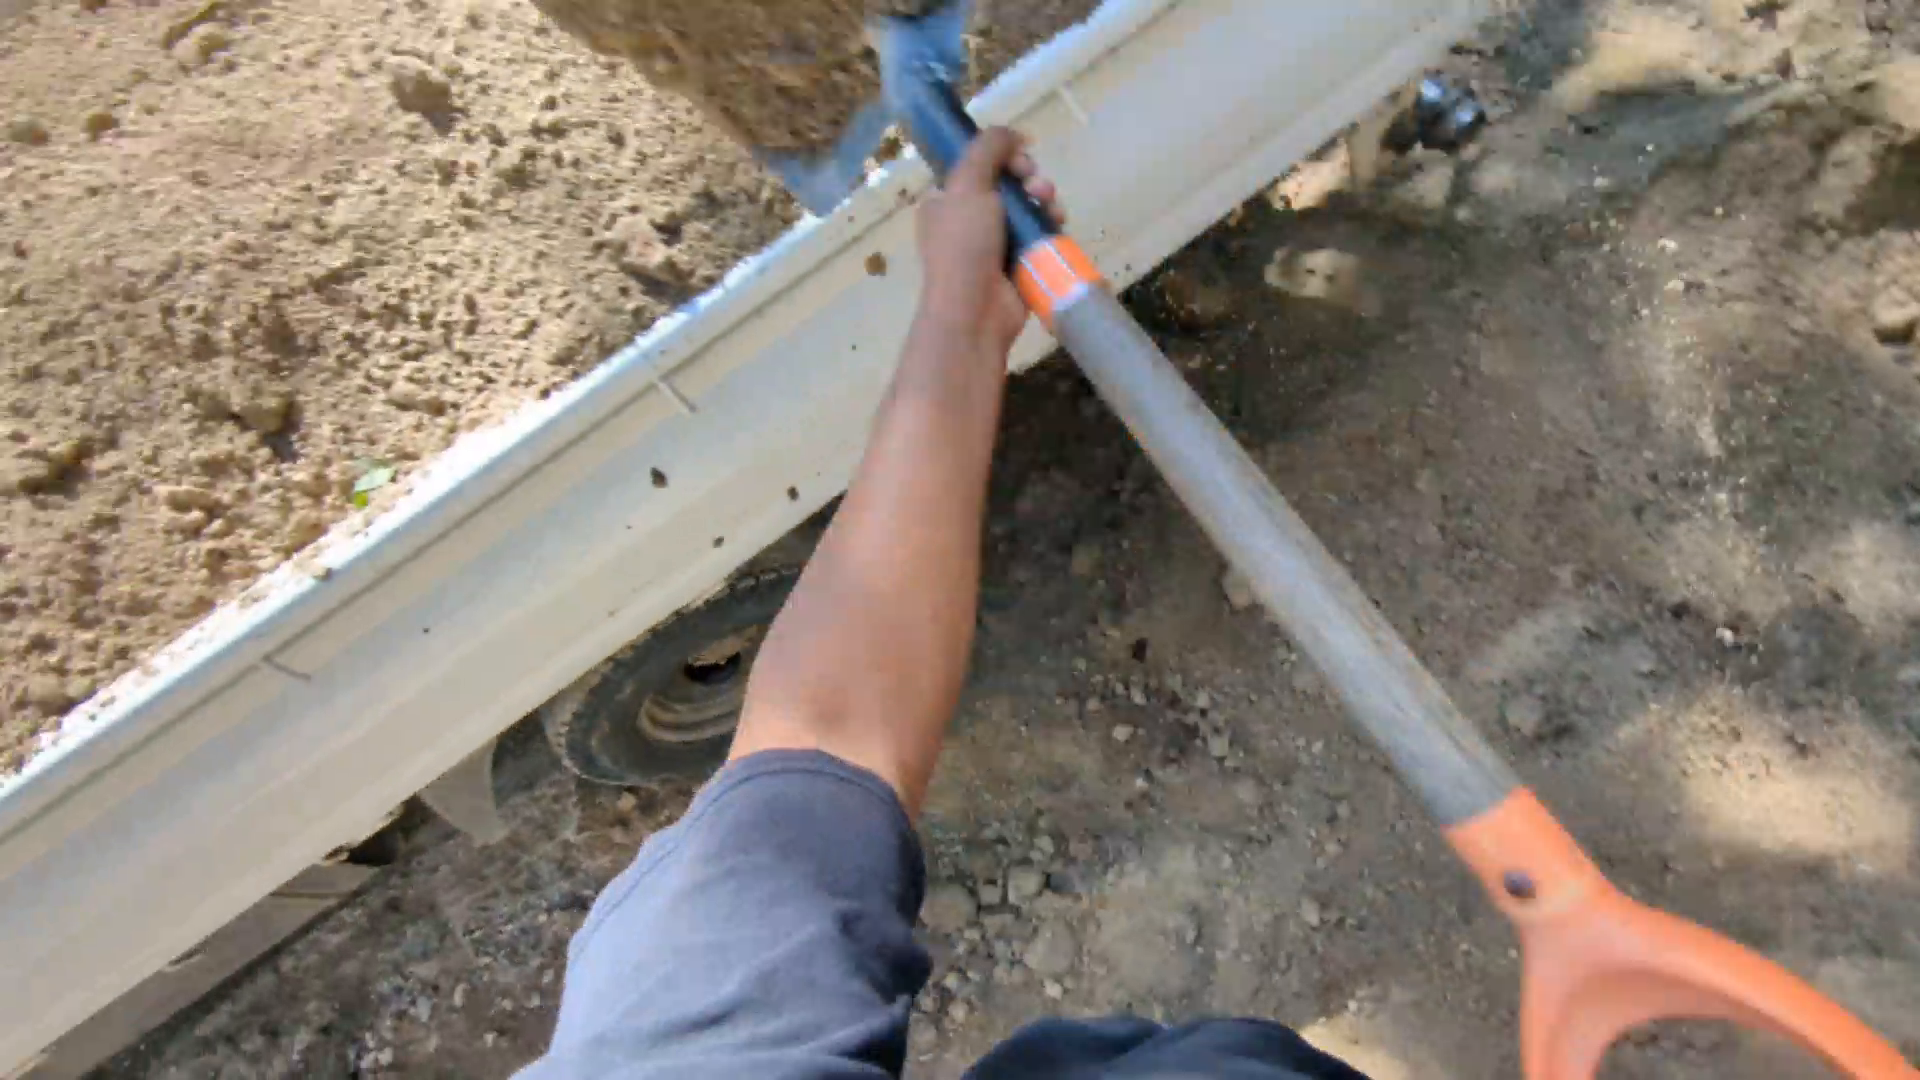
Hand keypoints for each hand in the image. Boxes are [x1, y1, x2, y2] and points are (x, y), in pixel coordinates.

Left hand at [915, 127, 1061, 355]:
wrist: (974, 311)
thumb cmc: (963, 246)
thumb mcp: (967, 184)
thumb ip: (988, 148)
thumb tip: (1013, 134)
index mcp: (946, 204)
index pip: (978, 168)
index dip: (1001, 157)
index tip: (1017, 159)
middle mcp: (968, 224)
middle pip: (1007, 186)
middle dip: (1028, 178)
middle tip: (1036, 184)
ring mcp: (994, 248)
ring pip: (1027, 210)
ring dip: (1044, 199)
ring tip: (1051, 203)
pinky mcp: (1018, 268)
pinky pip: (1039, 238)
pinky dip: (1051, 227)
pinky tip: (1058, 223)